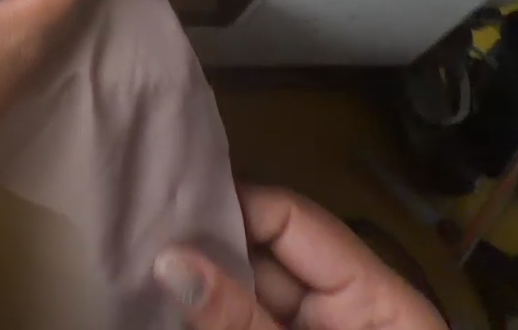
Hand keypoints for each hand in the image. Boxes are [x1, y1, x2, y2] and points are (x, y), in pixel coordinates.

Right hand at [154, 187, 444, 329]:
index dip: (230, 205)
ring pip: (246, 288)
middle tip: (140, 228)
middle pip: (261, 253)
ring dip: (200, 281)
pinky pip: (244, 318)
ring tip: (140, 257)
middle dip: (205, 248)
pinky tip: (164, 297)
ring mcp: (316, 326)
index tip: (165, 202)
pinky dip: (211, 312)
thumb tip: (167, 258)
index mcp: (378, 294)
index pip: (290, 217)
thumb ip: (240, 317)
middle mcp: (346, 301)